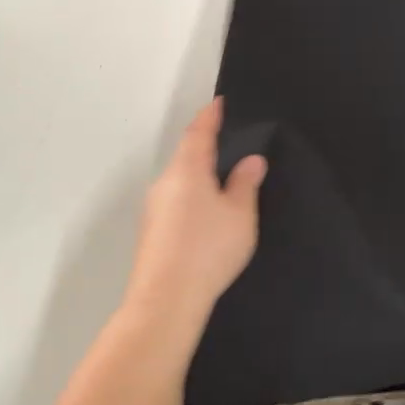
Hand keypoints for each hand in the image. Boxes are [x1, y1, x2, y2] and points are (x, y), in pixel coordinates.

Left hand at [125, 99, 266, 329]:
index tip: (220, 103)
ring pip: (182, 180)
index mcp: (186, 171)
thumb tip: (250, 160)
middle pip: (186, 155)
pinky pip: (179, 199)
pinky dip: (195, 193)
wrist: (165, 301)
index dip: (210, 117)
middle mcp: (165, 184)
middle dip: (207, 145)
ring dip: (201, 172)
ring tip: (227, 172)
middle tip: (231, 137)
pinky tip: (212, 206)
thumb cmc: (208, 248)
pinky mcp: (155, 232)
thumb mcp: (240, 213)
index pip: (198, 133)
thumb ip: (245, 183)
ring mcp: (155, 210)